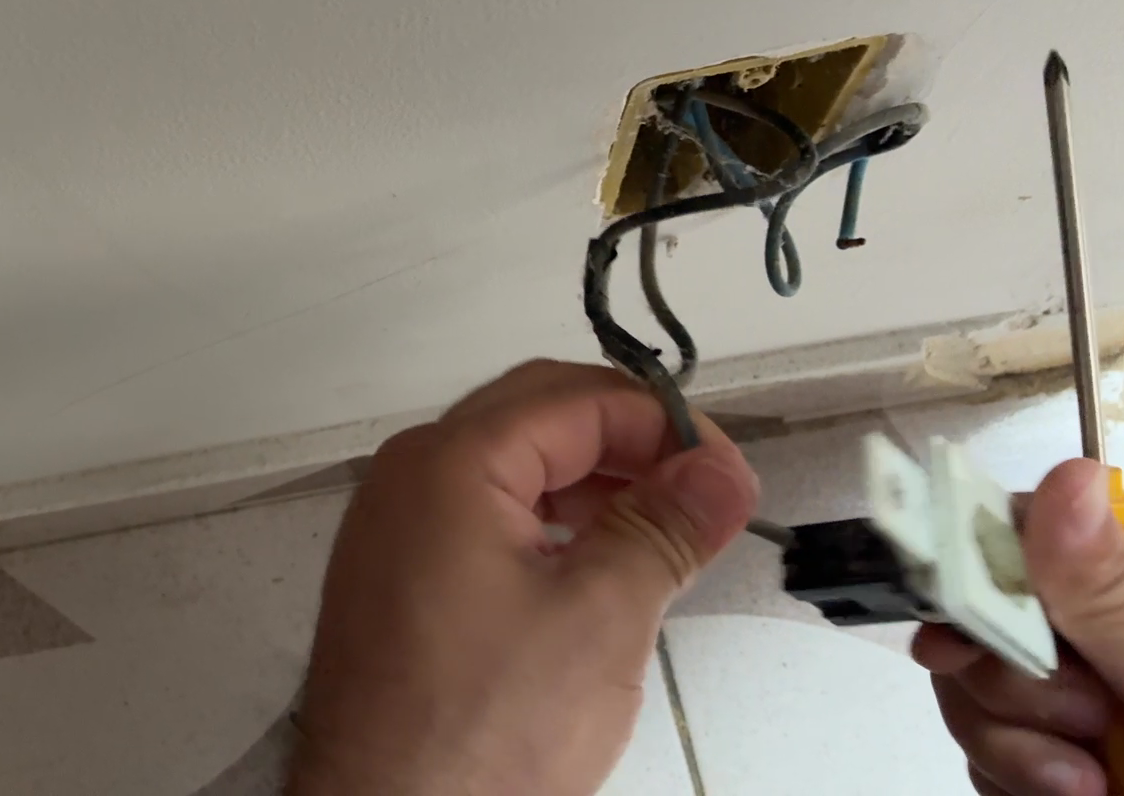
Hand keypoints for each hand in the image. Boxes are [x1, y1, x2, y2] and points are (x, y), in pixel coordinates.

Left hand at [287, 360, 760, 795]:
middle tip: (698, 490)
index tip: (726, 471)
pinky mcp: (398, 551)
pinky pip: (479, 500)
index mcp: (450, 459)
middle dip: (623, 438)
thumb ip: (662, 528)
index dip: (659, 423)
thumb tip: (716, 468)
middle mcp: (411, 466)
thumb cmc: (478, 724)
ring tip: (659, 521)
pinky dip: (541, 509)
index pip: (572, 399)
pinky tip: (589, 547)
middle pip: (533, 411)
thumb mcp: (596, 619)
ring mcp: (397, 508)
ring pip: (507, 454)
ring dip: (586, 474)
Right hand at [913, 459, 1123, 795]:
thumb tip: (1063, 475)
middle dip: (1002, 667)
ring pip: (964, 670)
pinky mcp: (1035, 735)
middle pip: (979, 604)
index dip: (984, 556)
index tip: (968, 604)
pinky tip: (1064, 791)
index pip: (1032, 524)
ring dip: (1003, 730)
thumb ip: (1119, 597)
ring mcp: (1068, 683)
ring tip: (1083, 782)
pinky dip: (1005, 766)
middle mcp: (1105, 625)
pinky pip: (972, 727)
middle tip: (1081, 719)